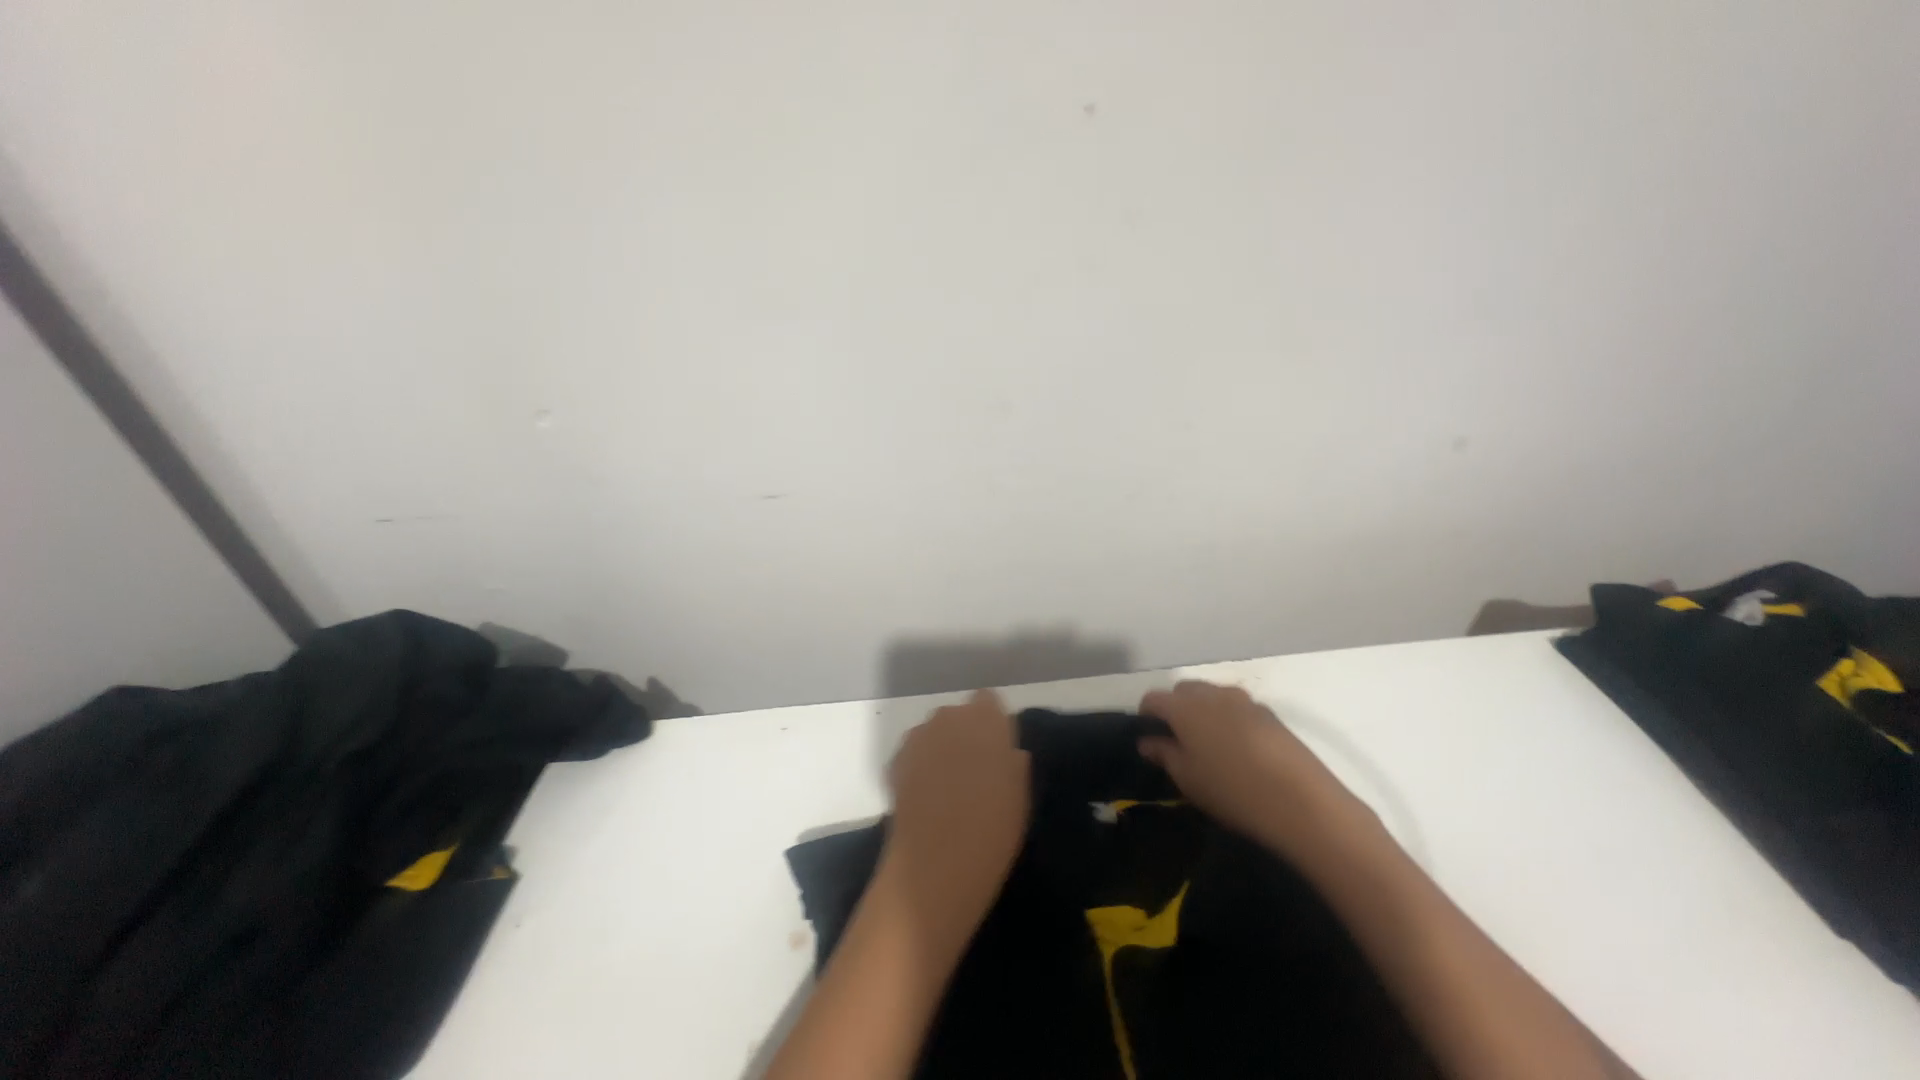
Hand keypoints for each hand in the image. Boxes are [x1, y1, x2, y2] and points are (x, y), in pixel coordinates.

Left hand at [876, 689, 1030, 955]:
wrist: (936, 860)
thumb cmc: (993, 826)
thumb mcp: (1020, 794)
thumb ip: (1013, 763)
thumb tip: (1006, 753)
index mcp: (985, 718)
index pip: (988, 701)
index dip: (991, 724)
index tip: (997, 751)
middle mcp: (948, 717)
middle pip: (957, 716)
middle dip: (964, 735)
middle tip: (973, 771)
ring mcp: (917, 738)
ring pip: (932, 734)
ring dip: (939, 750)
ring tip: (946, 788)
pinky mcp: (894, 761)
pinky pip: (913, 754)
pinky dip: (918, 768)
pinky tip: (925, 798)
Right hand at [1137, 680, 1378, 859]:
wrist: (1300, 801)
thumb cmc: (1231, 790)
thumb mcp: (1187, 778)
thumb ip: (1164, 754)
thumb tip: (1147, 741)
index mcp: (1186, 707)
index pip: (1154, 698)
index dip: (1146, 714)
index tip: (1148, 736)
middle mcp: (1214, 695)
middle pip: (1185, 690)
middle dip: (1175, 707)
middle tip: (1177, 740)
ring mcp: (1245, 701)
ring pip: (1213, 696)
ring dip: (1204, 711)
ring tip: (1208, 745)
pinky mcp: (1270, 714)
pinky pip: (1238, 708)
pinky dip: (1229, 719)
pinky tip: (1238, 749)